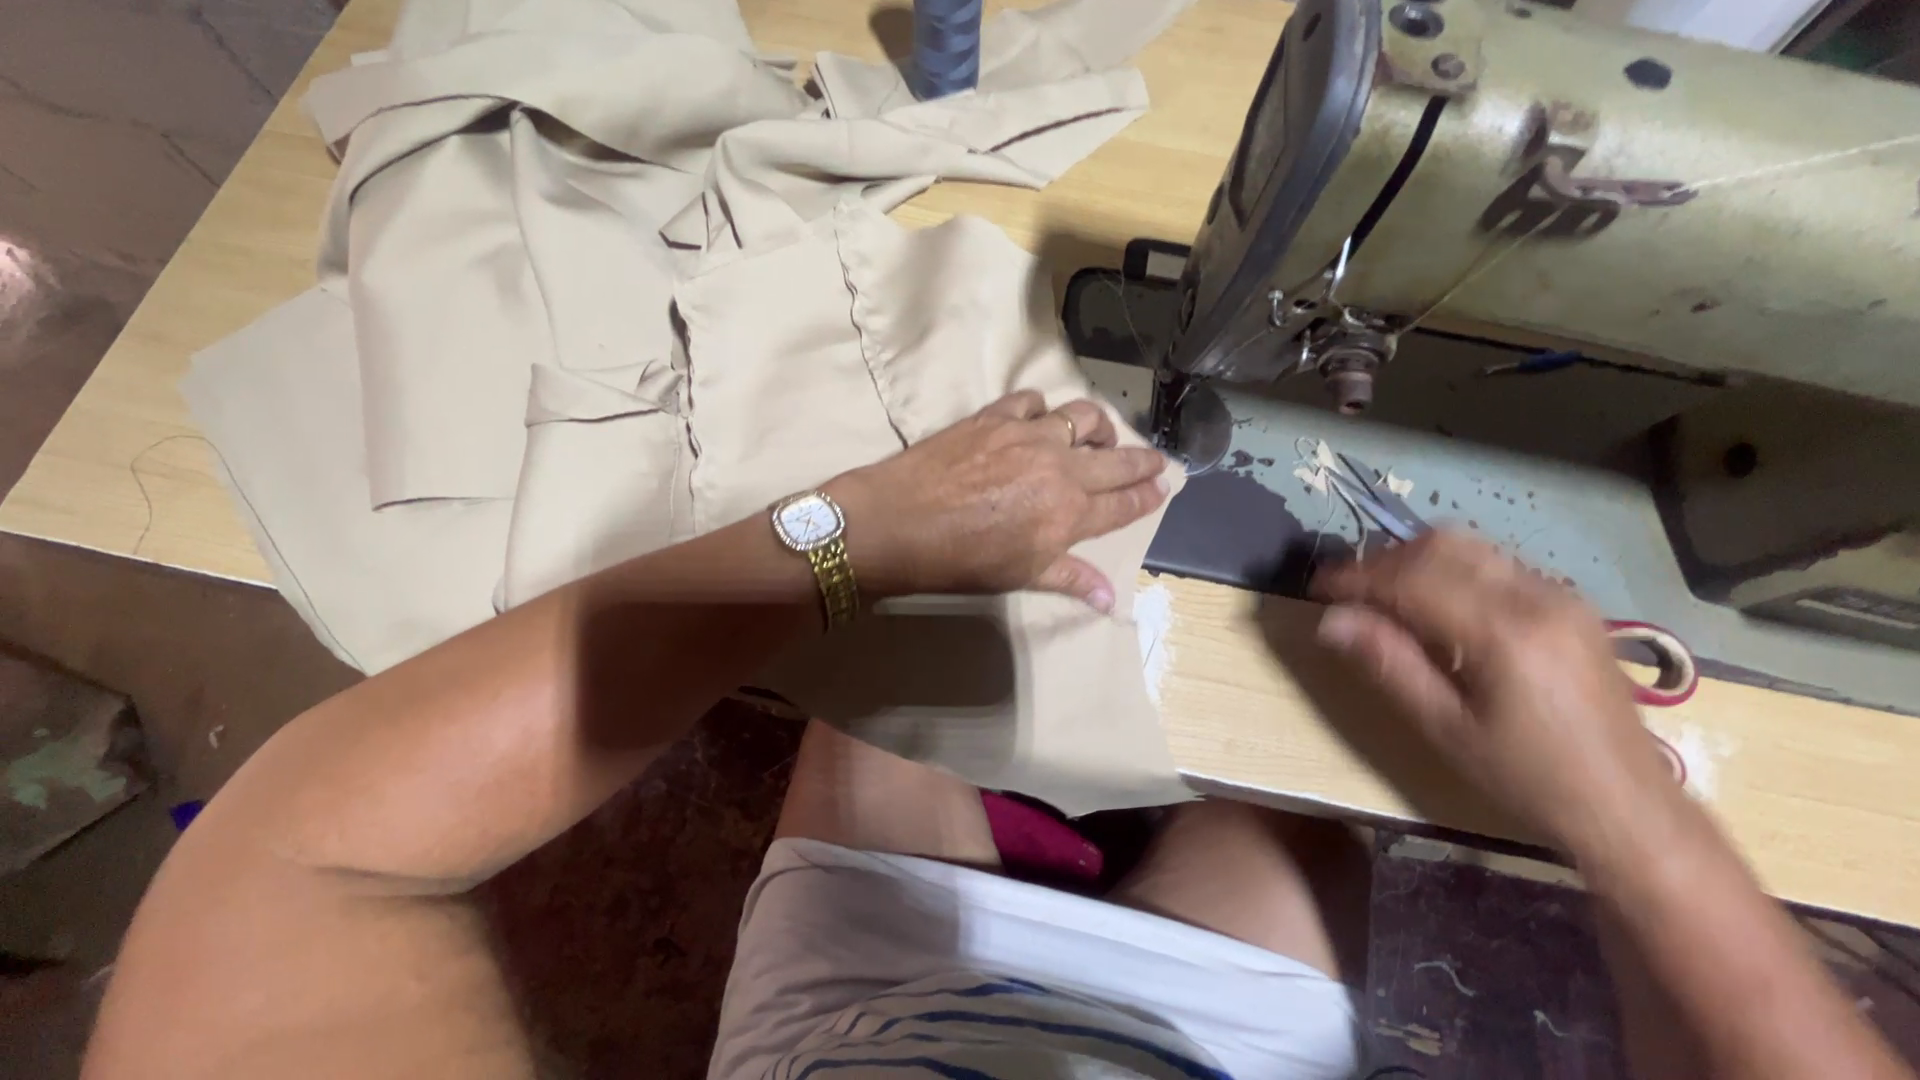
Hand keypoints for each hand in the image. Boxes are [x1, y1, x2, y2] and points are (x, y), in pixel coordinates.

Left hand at [824, 390, 1172, 611]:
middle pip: (1116, 459)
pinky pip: (1032, 401)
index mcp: (1069, 513)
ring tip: (1099, 437)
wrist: (896, 524)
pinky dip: (1043, 409)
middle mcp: (1059, 468)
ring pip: (1082, 417)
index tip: (1164, 487)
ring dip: (1099, 427)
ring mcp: (1027, 436)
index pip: (1123, 503)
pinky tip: (1039, 420)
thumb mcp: (1018, 575)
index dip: (1148, 496)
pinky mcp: (994, 417)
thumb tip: (1110, 598)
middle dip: (1142, 460)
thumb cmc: (959, 561)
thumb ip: (1069, 577)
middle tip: (1156, 460)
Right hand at [1311, 529, 1679, 854]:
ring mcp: (1560, 595)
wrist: (1627, 806)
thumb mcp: (1445, 729)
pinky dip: (1453, 570)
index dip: (1356, 576)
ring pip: (1470, 547)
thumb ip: (1388, 664)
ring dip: (1417, 560)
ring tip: (1384, 597)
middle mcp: (1536, 596)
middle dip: (1384, 560)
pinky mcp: (1571, 604)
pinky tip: (1435, 607)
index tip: (1316, 588)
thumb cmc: (1527, 778)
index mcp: (1504, 632)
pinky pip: (1497, 564)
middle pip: (1441, 545)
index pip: (1412, 577)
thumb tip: (1329, 620)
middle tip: (1348, 593)